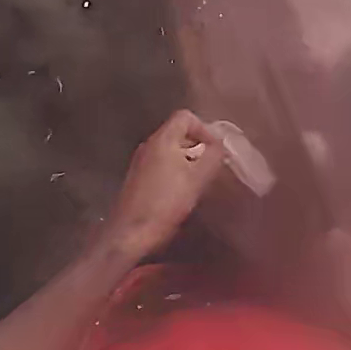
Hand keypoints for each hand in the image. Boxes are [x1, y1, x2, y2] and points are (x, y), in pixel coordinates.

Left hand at [97, 110, 226, 261]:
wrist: (130, 233)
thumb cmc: (166, 204)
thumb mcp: (197, 180)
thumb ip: (212, 157)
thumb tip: (220, 143)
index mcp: (162, 139)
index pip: (185, 116)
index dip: (204, 129)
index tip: (214, 151)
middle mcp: (148, 145)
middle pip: (178, 132)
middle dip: (198, 146)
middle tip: (210, 168)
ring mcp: (140, 161)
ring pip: (170, 150)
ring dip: (187, 161)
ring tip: (197, 182)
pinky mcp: (137, 177)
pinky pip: (161, 164)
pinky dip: (175, 171)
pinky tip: (180, 193)